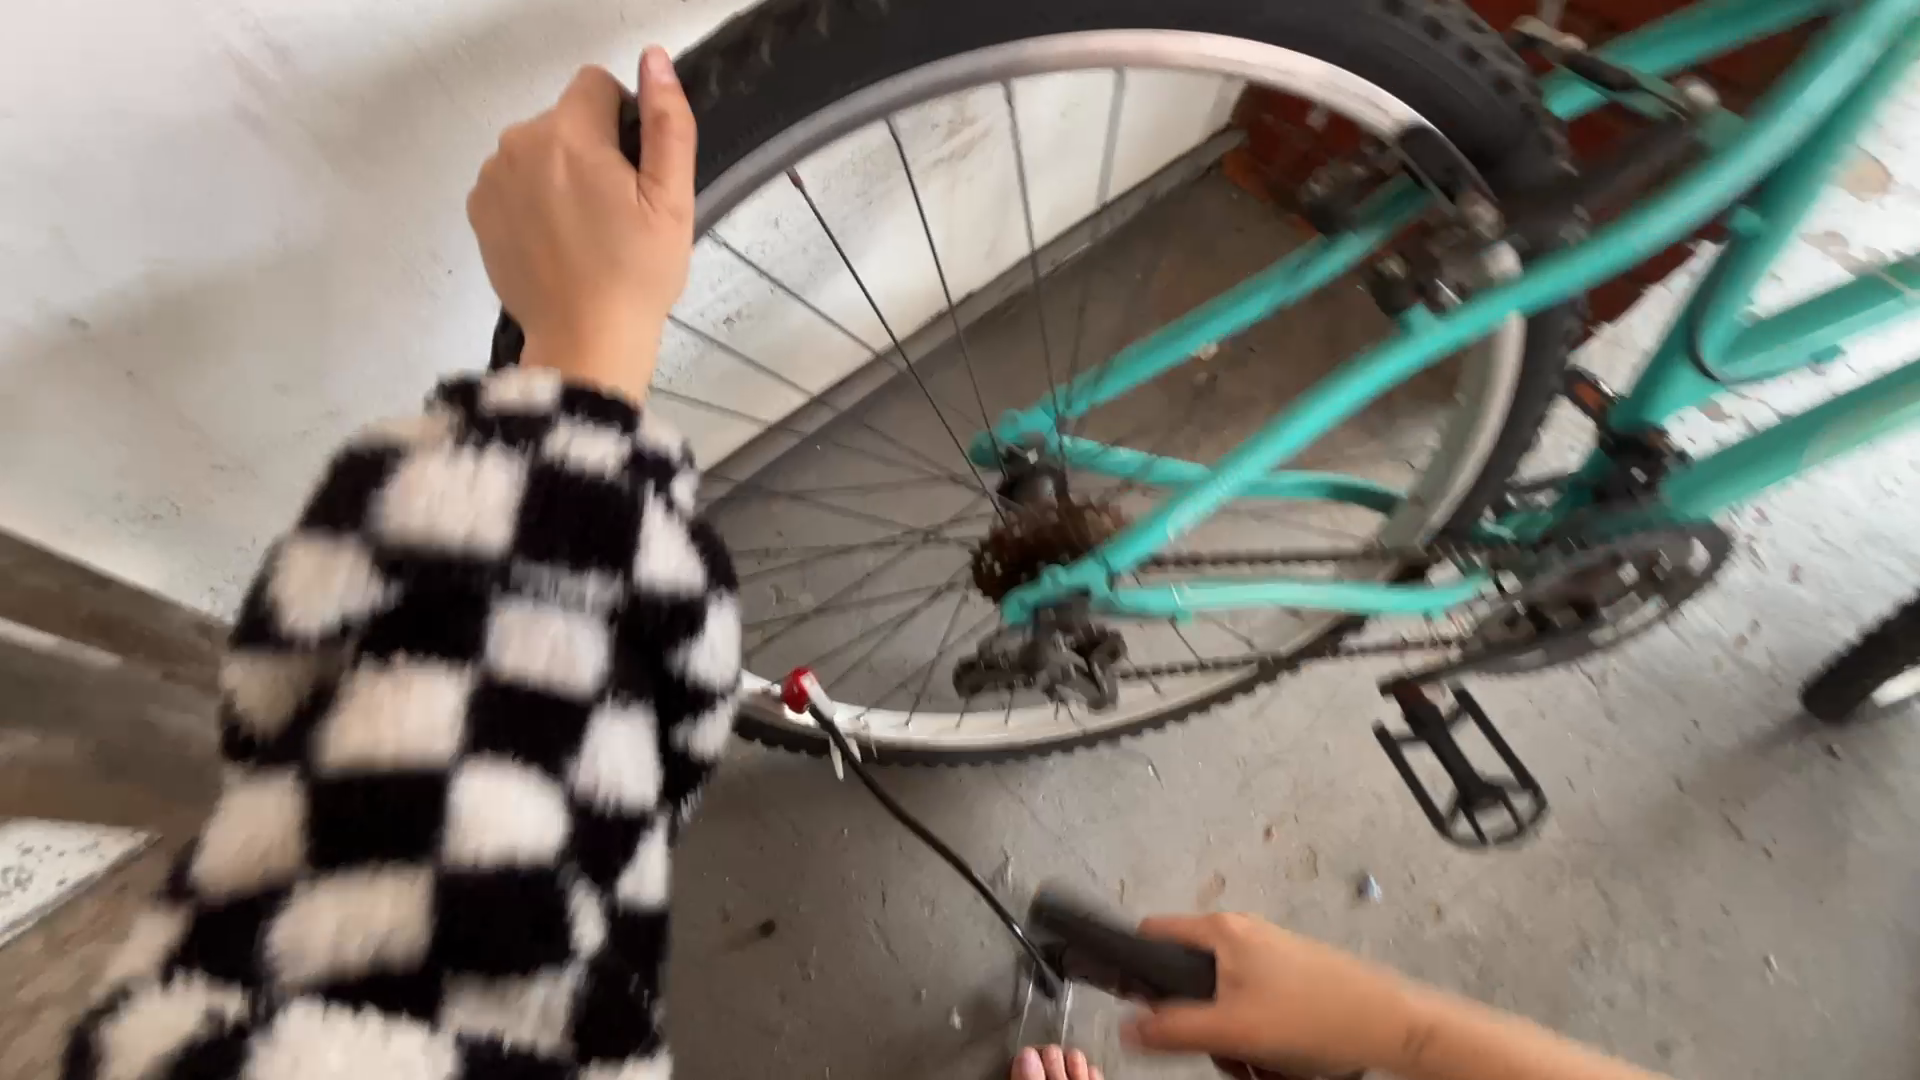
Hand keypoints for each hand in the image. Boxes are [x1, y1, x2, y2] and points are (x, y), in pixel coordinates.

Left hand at [467, 46, 696, 403]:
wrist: (587, 340)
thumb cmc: (638, 275)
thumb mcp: (674, 203)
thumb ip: (668, 127)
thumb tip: (655, 61)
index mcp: (569, 134)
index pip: (596, 85)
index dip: (626, 123)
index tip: (637, 175)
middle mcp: (519, 142)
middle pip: (565, 121)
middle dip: (593, 153)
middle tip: (619, 215)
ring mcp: (492, 178)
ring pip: (538, 153)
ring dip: (563, 177)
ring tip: (590, 235)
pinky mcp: (480, 211)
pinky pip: (513, 184)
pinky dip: (536, 204)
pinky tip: (560, 246)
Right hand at [1122, 913, 1419, 1077]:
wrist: (1387, 1023)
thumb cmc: (1308, 1014)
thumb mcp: (1233, 1029)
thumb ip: (1174, 1028)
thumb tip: (1126, 1028)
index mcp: (1218, 928)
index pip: (1153, 932)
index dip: (1140, 967)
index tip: (1144, 1007)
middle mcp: (1238, 931)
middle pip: (1190, 974)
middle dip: (1199, 1020)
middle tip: (1223, 1051)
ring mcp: (1266, 951)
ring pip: (1222, 995)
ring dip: (1231, 1034)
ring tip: (1260, 1061)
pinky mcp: (1290, 972)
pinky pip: (1251, 1001)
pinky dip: (1256, 1031)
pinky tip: (1281, 1057)